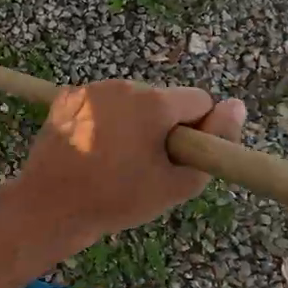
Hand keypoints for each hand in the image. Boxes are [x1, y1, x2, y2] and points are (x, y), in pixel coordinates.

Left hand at [16, 80, 245, 245]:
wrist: (52, 202)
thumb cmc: (120, 196)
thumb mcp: (180, 180)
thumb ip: (215, 141)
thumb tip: (236, 105)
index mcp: (151, 101)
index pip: (199, 100)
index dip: (199, 129)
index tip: (181, 156)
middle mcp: (119, 85)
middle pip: (162, 99)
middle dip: (164, 125)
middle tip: (147, 162)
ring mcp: (89, 89)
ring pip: (130, 101)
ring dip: (134, 122)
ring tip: (119, 158)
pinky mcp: (65, 98)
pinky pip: (101, 104)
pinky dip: (105, 120)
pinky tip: (94, 148)